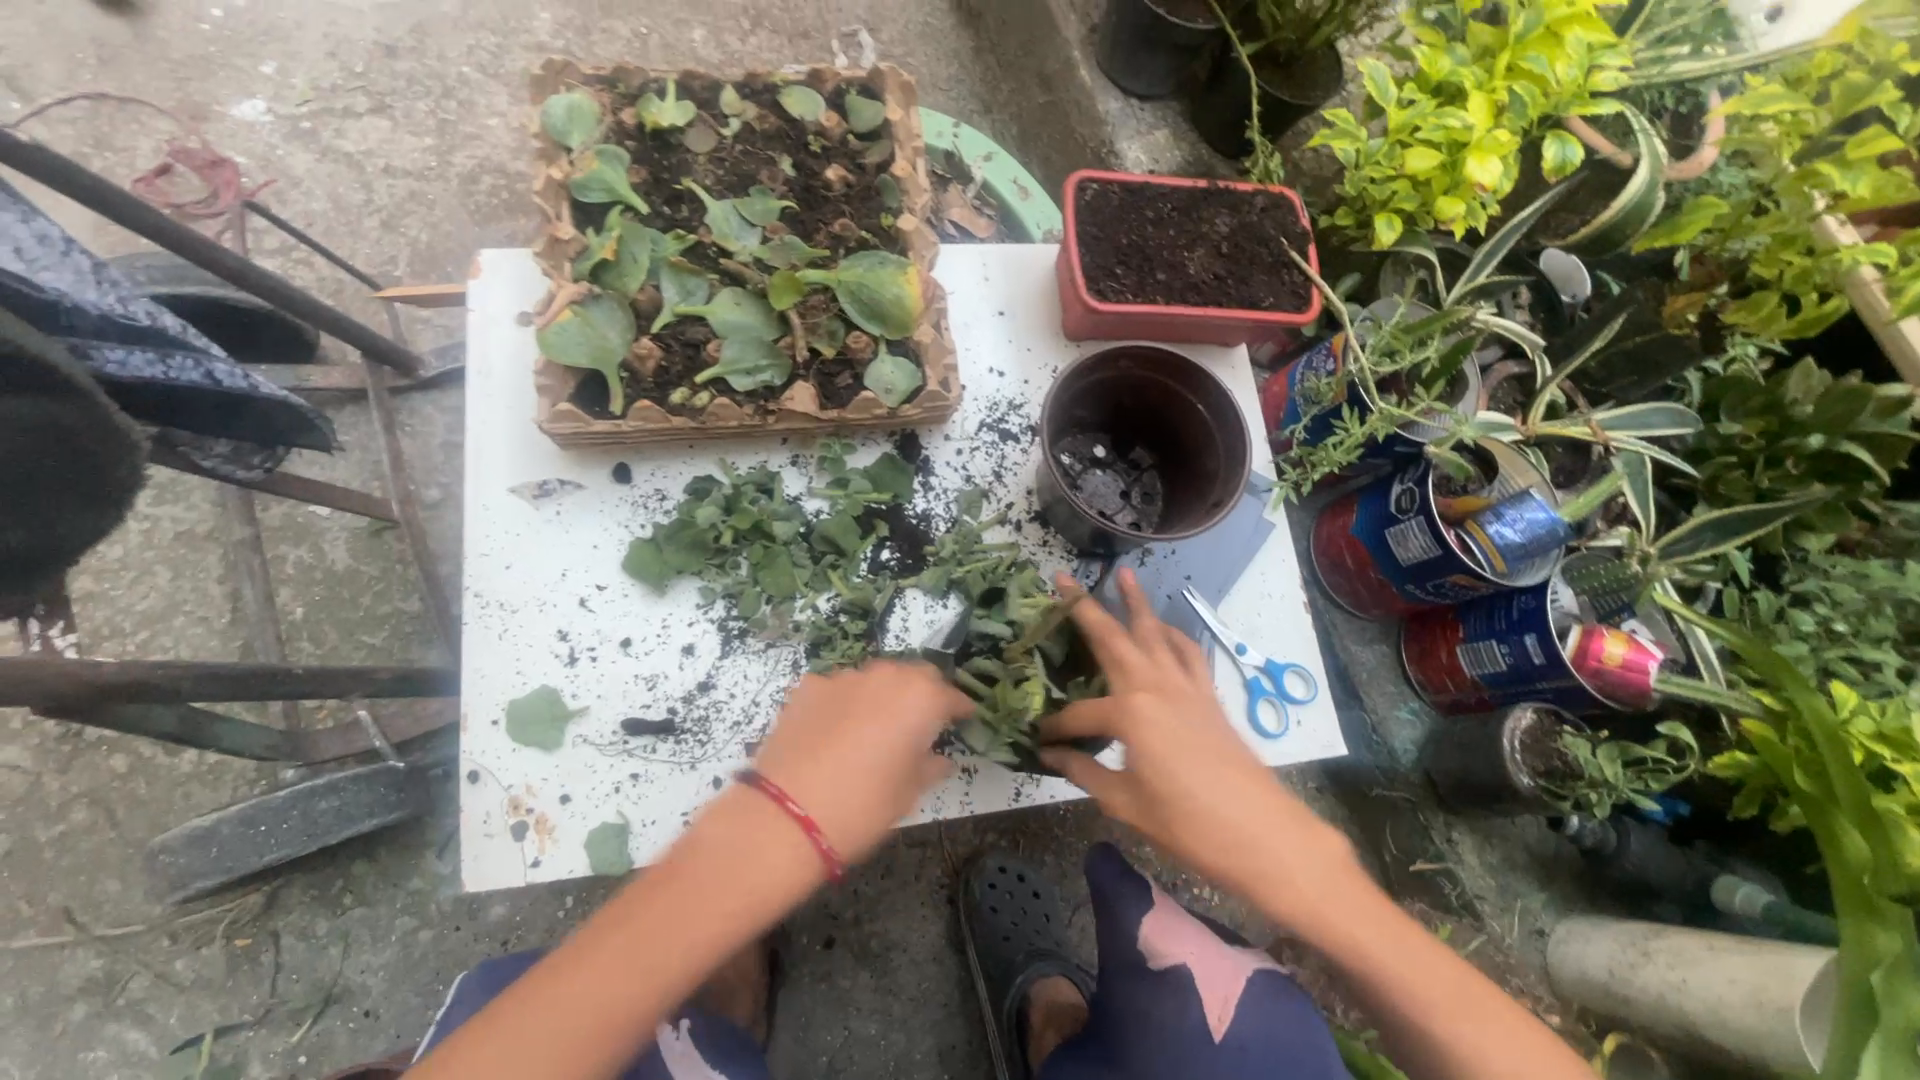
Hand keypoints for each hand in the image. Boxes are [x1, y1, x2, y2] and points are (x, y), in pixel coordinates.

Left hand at [751, 660, 972, 862]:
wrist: (786, 816)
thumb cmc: (862, 808)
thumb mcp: (907, 794)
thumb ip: (929, 767)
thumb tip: (940, 759)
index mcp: (920, 699)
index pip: (950, 695)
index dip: (958, 708)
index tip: (963, 719)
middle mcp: (885, 677)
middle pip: (912, 675)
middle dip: (922, 694)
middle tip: (921, 723)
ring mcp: (842, 679)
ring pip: (873, 679)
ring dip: (881, 696)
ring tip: (875, 729)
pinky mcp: (807, 688)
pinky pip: (837, 689)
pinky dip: (844, 703)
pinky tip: (836, 732)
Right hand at [1039, 570, 1360, 922]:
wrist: (1260, 832)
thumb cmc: (1186, 823)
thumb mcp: (1124, 802)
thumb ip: (1084, 772)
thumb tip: (1051, 755)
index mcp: (1129, 713)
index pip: (1078, 714)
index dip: (1056, 729)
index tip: (1039, 741)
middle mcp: (1155, 686)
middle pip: (1115, 639)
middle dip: (1085, 608)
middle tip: (1063, 577)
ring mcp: (1186, 688)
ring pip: (1156, 633)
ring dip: (1137, 604)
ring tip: (1124, 575)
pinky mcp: (1208, 696)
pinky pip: (1188, 653)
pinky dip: (1173, 635)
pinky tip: (1164, 629)